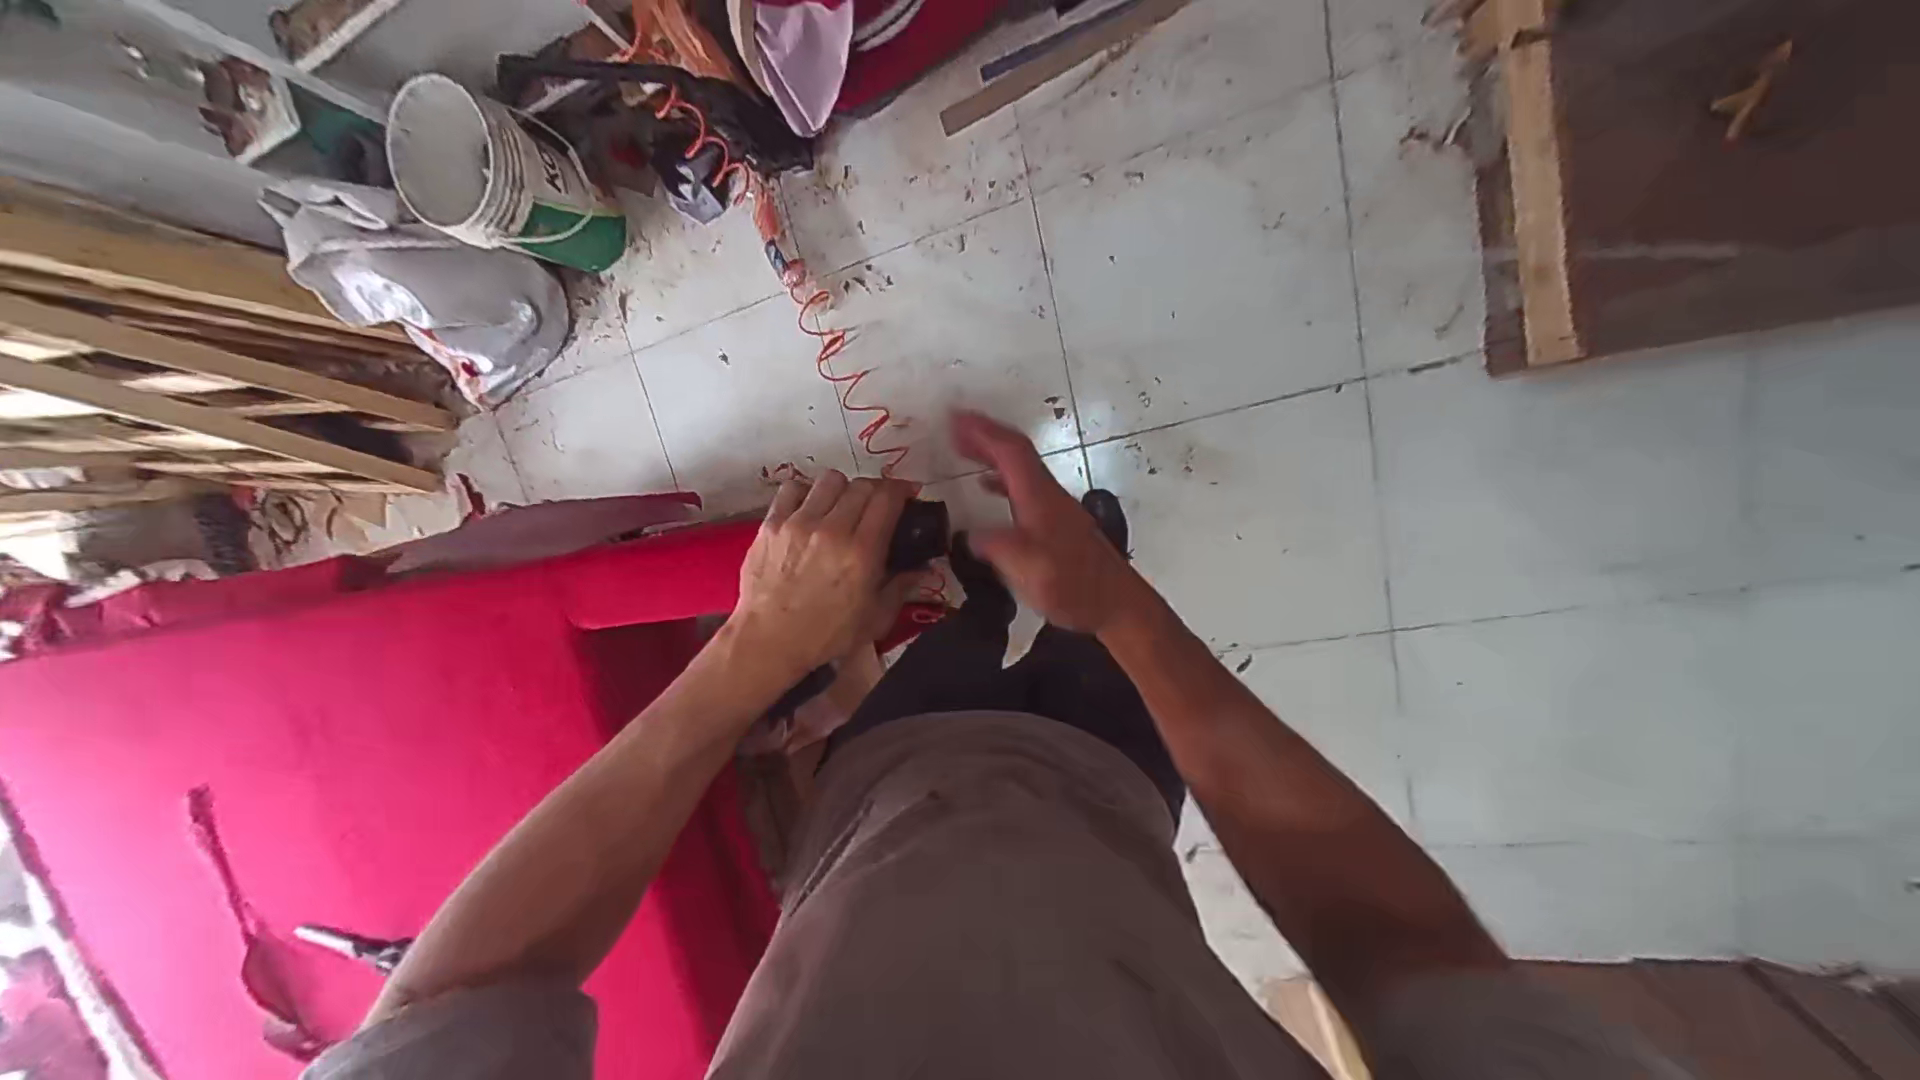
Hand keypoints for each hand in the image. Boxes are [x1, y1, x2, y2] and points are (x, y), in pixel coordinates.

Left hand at [727, 471, 912, 680]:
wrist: (769, 640)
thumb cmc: (825, 635)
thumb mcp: (875, 619)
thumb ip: (901, 588)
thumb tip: (923, 568)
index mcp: (862, 552)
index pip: (887, 499)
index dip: (902, 489)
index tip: (908, 494)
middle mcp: (832, 530)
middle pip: (862, 485)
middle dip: (876, 490)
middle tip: (877, 504)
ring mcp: (799, 523)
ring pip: (830, 480)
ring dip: (843, 488)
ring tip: (842, 504)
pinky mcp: (771, 524)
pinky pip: (792, 488)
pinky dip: (806, 492)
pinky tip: (809, 507)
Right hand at [951, 411, 1148, 634]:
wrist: (1116, 604)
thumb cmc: (1075, 586)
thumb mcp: (1029, 569)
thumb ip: (996, 547)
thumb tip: (968, 535)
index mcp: (1039, 498)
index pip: (1011, 451)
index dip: (983, 431)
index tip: (956, 417)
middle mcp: (1048, 495)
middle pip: (1016, 453)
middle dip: (984, 436)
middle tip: (953, 428)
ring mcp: (1055, 509)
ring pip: (1020, 469)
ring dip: (992, 455)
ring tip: (964, 452)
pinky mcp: (1057, 525)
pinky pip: (1023, 488)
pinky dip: (1002, 479)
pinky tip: (989, 489)